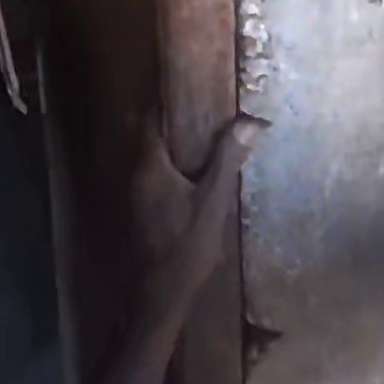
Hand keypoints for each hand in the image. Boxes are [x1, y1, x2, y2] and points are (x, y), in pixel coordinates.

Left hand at [129, 112, 267, 300]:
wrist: (159, 298)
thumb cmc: (186, 245)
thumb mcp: (213, 200)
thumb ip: (228, 159)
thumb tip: (250, 122)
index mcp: (149, 166)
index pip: (148, 118)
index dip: (163, 99)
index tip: (185, 86)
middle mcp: (135, 174)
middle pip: (144, 133)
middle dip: (165, 116)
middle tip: (197, 104)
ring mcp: (134, 193)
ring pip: (146, 153)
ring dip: (166, 139)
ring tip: (197, 129)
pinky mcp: (139, 209)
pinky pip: (149, 171)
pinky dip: (166, 159)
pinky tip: (189, 166)